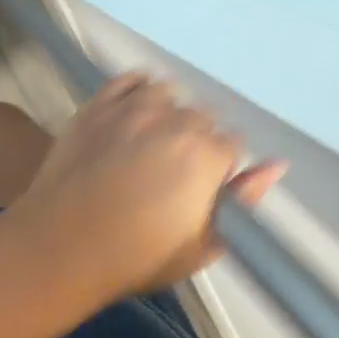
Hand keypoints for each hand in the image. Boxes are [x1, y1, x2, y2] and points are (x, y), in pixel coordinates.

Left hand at [2, 73, 285, 298]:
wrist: (62, 245)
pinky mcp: (96, 105)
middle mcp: (174, 120)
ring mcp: (131, 107)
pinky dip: (137, 90)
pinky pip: (128, 81)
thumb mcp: (202, 244)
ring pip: (167, 93)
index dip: (222, 168)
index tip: (203, 189)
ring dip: (168, 112)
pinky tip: (133, 112)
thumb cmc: (137, 256)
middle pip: (202, 116)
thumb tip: (277, 165)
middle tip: (174, 172)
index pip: (233, 144)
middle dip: (197, 139)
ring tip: (152, 142)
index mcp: (207, 154)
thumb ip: (243, 200)